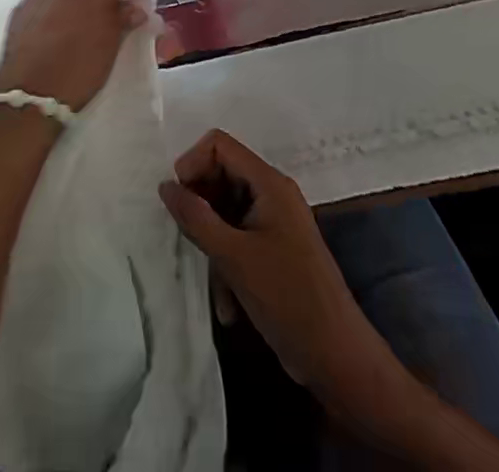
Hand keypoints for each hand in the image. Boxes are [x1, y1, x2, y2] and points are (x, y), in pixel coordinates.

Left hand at [0, 0, 146, 113]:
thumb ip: (125, 17)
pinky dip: (60, 1)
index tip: (137, 7)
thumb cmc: (81, 67)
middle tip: (112, 7)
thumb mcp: (113, 43)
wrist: (31, 93)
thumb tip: (135, 7)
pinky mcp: (23, 5)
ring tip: (87, 16)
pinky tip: (62, 26)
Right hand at [157, 129, 374, 390]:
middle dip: (199, 206)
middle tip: (187, 237)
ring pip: (223, 212)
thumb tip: (165, 185)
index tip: (177, 200)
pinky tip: (227, 304)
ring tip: (213, 281)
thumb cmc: (285, 296)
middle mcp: (271, 194)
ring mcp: (272, 222)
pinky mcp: (271, 249)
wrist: (334, 354)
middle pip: (219, 175)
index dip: (191, 164)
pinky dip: (224, 264)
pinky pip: (234, 239)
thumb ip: (195, 216)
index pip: (218, 145)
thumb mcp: (232, 256)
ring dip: (210, 243)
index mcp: (269, 184)